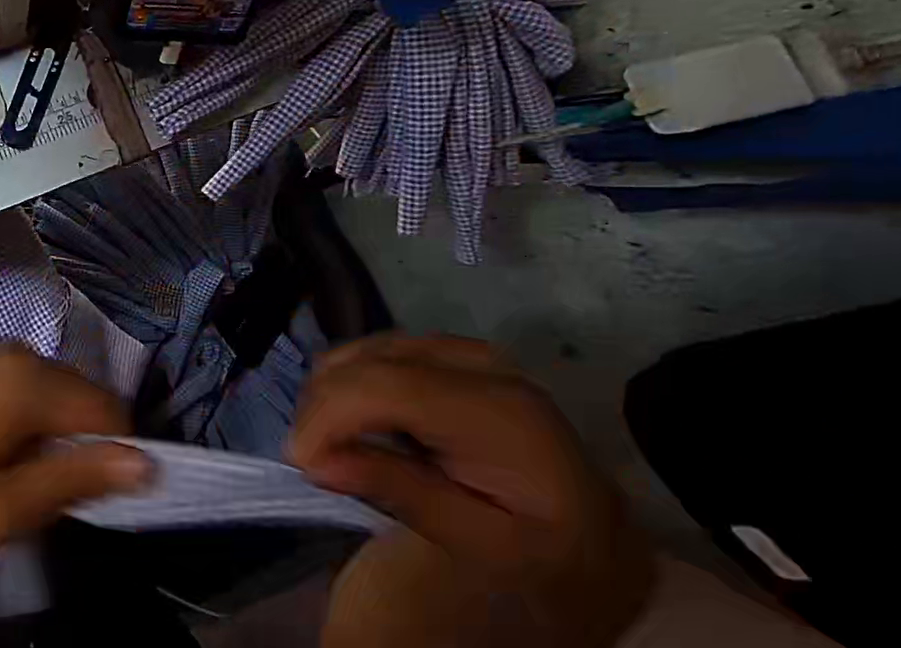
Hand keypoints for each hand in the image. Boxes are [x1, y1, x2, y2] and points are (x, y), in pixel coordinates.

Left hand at [0, 345, 152, 566]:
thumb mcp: (7, 507)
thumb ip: (80, 477)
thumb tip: (147, 462)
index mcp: (30, 380)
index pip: (110, 409)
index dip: (119, 455)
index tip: (101, 500)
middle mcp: (19, 356)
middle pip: (86, 400)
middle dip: (85, 448)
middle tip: (52, 499)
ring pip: (60, 400)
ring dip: (58, 442)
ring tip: (22, 485)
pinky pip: (33, 395)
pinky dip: (36, 430)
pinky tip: (3, 463)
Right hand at [289, 335, 653, 647]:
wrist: (599, 534)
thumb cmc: (548, 552)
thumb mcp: (486, 548)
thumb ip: (402, 496)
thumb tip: (315, 460)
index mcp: (496, 412)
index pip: (385, 387)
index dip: (328, 415)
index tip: (301, 462)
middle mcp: (475, 362)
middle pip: (365, 362)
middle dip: (321, 409)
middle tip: (314, 464)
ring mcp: (459, 349)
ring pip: (359, 350)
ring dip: (330, 396)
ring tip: (334, 449)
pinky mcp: (444, 350)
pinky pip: (371, 352)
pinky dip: (347, 385)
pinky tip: (358, 426)